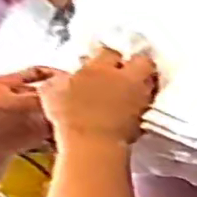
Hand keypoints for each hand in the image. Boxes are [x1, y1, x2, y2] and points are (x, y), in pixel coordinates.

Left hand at [38, 48, 157, 145]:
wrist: (91, 143)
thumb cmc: (123, 132)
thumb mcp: (142, 111)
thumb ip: (142, 93)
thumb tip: (143, 86)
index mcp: (130, 77)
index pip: (143, 61)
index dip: (143, 68)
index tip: (144, 76)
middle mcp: (101, 69)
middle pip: (108, 53)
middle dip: (113, 62)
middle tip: (115, 78)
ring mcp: (74, 75)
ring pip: (82, 65)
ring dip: (89, 74)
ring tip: (92, 90)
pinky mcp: (52, 84)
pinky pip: (59, 79)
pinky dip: (64, 87)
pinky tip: (69, 100)